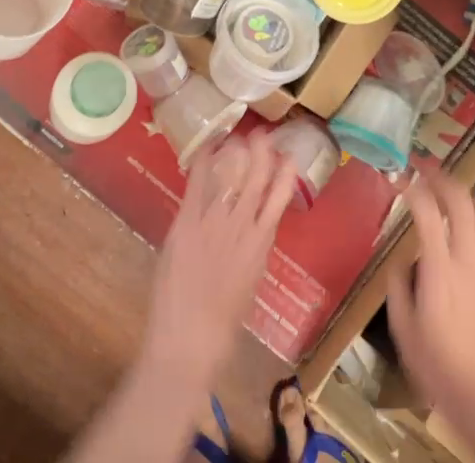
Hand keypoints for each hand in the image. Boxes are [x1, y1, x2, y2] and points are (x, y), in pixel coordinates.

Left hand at [140, 132, 297, 388]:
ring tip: (246, 133)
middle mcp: (243, 228)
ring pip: (234, 177)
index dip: (284, 176)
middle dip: (263, 154)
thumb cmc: (220, 326)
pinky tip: (210, 146)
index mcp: (261, 246)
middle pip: (258, 181)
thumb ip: (249, 255)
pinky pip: (199, 184)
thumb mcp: (247, 286)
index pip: (278, 201)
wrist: (190, 340)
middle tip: (266, 133)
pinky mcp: (187, 224)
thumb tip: (250, 237)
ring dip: (240, 152)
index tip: (287, 157)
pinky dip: (206, 162)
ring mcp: (214, 223)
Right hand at [387, 167, 474, 439]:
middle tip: (424, 166)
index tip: (398, 176)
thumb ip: (398, 284)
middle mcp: (469, 261)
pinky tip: (469, 222)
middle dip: (442, 177)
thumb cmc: (435, 364)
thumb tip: (401, 259)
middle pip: (461, 202)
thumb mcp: (402, 326)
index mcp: (440, 270)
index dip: (411, 187)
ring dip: (463, 194)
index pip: (425, 212)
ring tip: (446, 187)